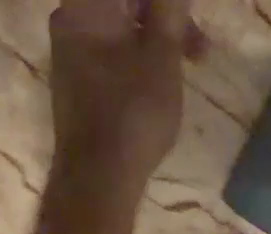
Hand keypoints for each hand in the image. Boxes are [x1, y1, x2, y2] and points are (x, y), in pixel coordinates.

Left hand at [45, 0, 202, 225]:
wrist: (98, 180)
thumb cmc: (133, 112)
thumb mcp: (162, 56)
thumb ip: (170, 9)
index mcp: (86, 6)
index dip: (165, 3)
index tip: (188, 15)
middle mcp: (70, 22)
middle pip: (124, 4)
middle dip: (165, 16)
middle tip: (200, 46)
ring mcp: (70, 56)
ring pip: (121, 30)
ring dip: (159, 40)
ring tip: (192, 66)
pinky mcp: (78, 86)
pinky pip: (113, 54)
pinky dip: (141, 58)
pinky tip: (163, 81)